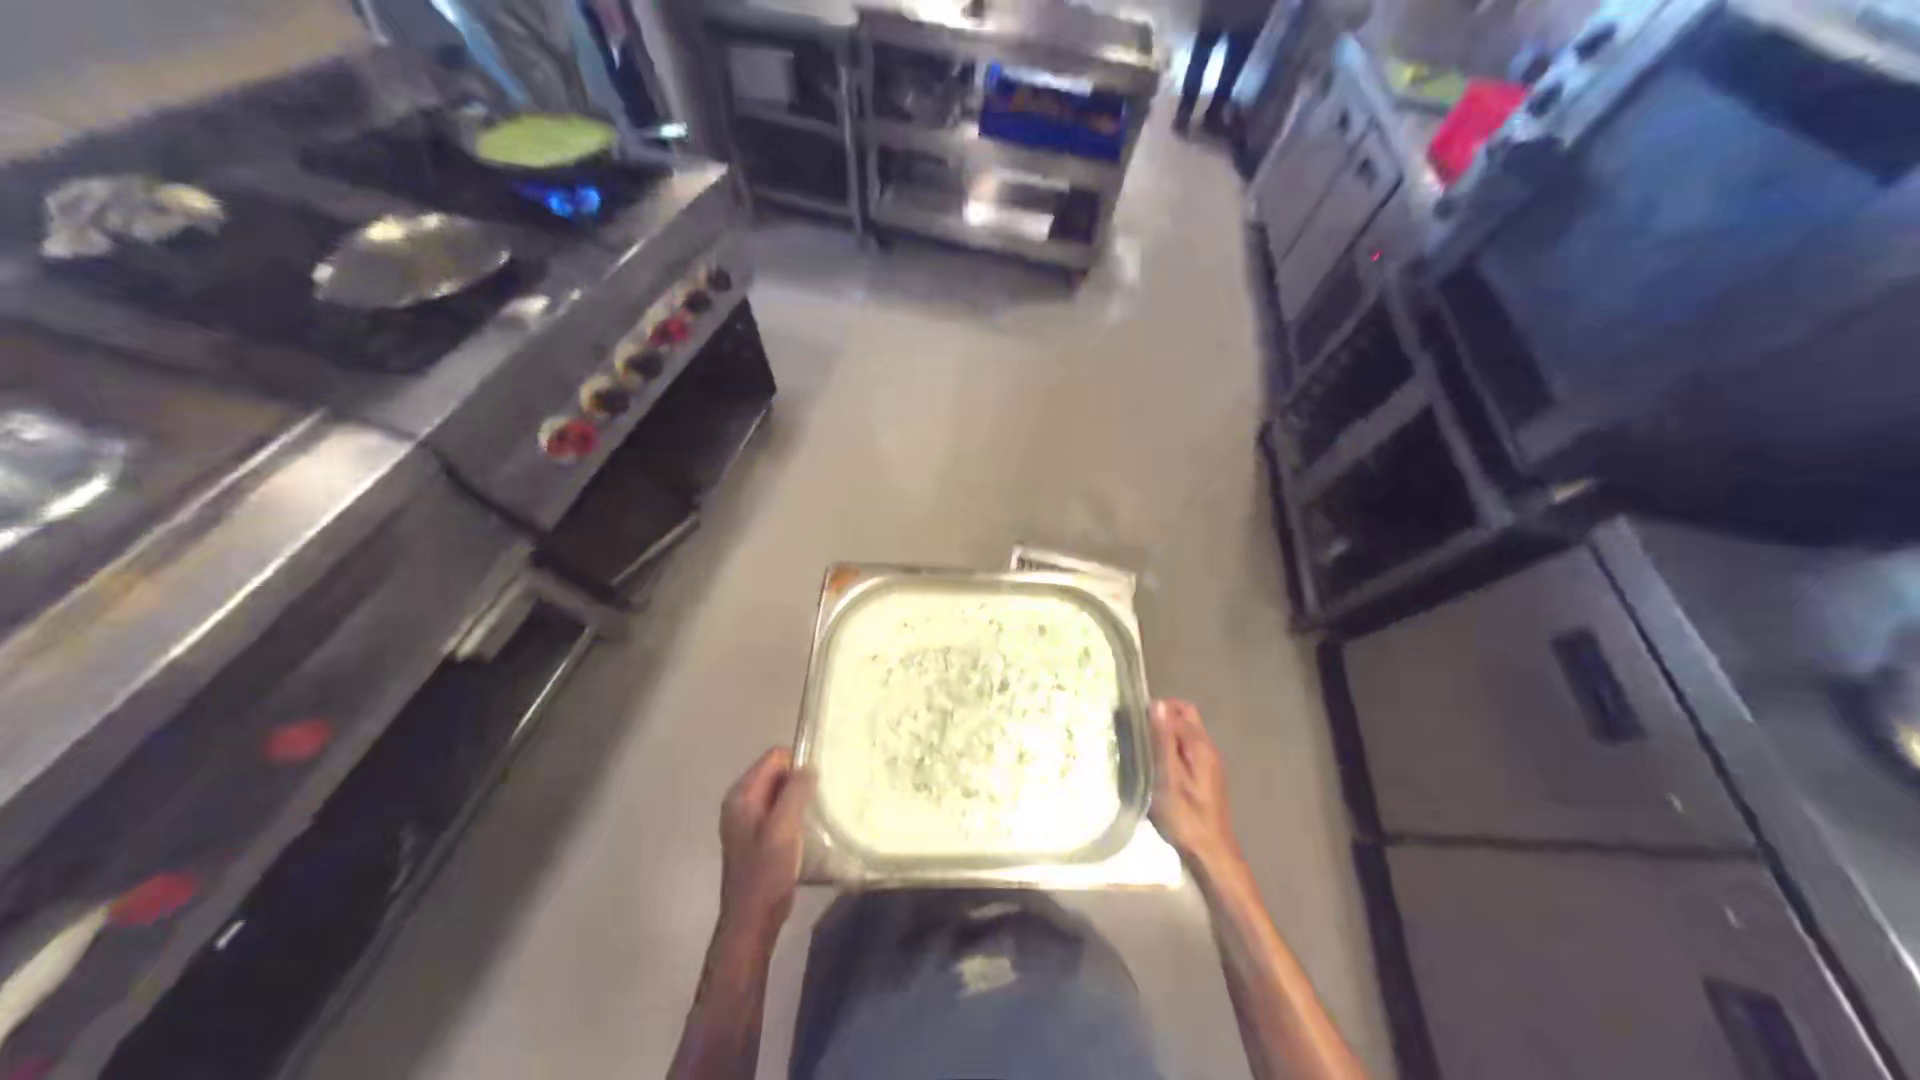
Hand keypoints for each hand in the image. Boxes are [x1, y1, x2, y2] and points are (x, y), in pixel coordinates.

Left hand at [719, 747, 815, 932]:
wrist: (752, 920)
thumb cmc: (766, 873)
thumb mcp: (783, 829)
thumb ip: (795, 793)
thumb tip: (808, 766)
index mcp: (742, 795)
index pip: (774, 757)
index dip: (798, 763)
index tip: (819, 780)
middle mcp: (740, 801)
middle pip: (776, 772)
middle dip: (799, 778)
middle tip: (823, 795)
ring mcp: (747, 819)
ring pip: (779, 792)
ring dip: (799, 796)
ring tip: (819, 809)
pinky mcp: (757, 834)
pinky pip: (779, 809)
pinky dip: (794, 811)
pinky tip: (809, 826)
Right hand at [1150, 698, 1243, 876]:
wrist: (1210, 852)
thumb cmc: (1184, 815)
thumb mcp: (1167, 776)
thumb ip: (1163, 739)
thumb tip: (1157, 703)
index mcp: (1199, 744)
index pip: (1178, 708)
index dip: (1155, 709)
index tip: (1133, 722)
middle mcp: (1208, 747)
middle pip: (1185, 717)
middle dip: (1162, 718)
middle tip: (1138, 733)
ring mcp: (1209, 762)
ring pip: (1186, 733)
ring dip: (1165, 734)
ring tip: (1143, 750)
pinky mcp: (1206, 776)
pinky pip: (1187, 749)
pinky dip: (1171, 748)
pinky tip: (1157, 767)